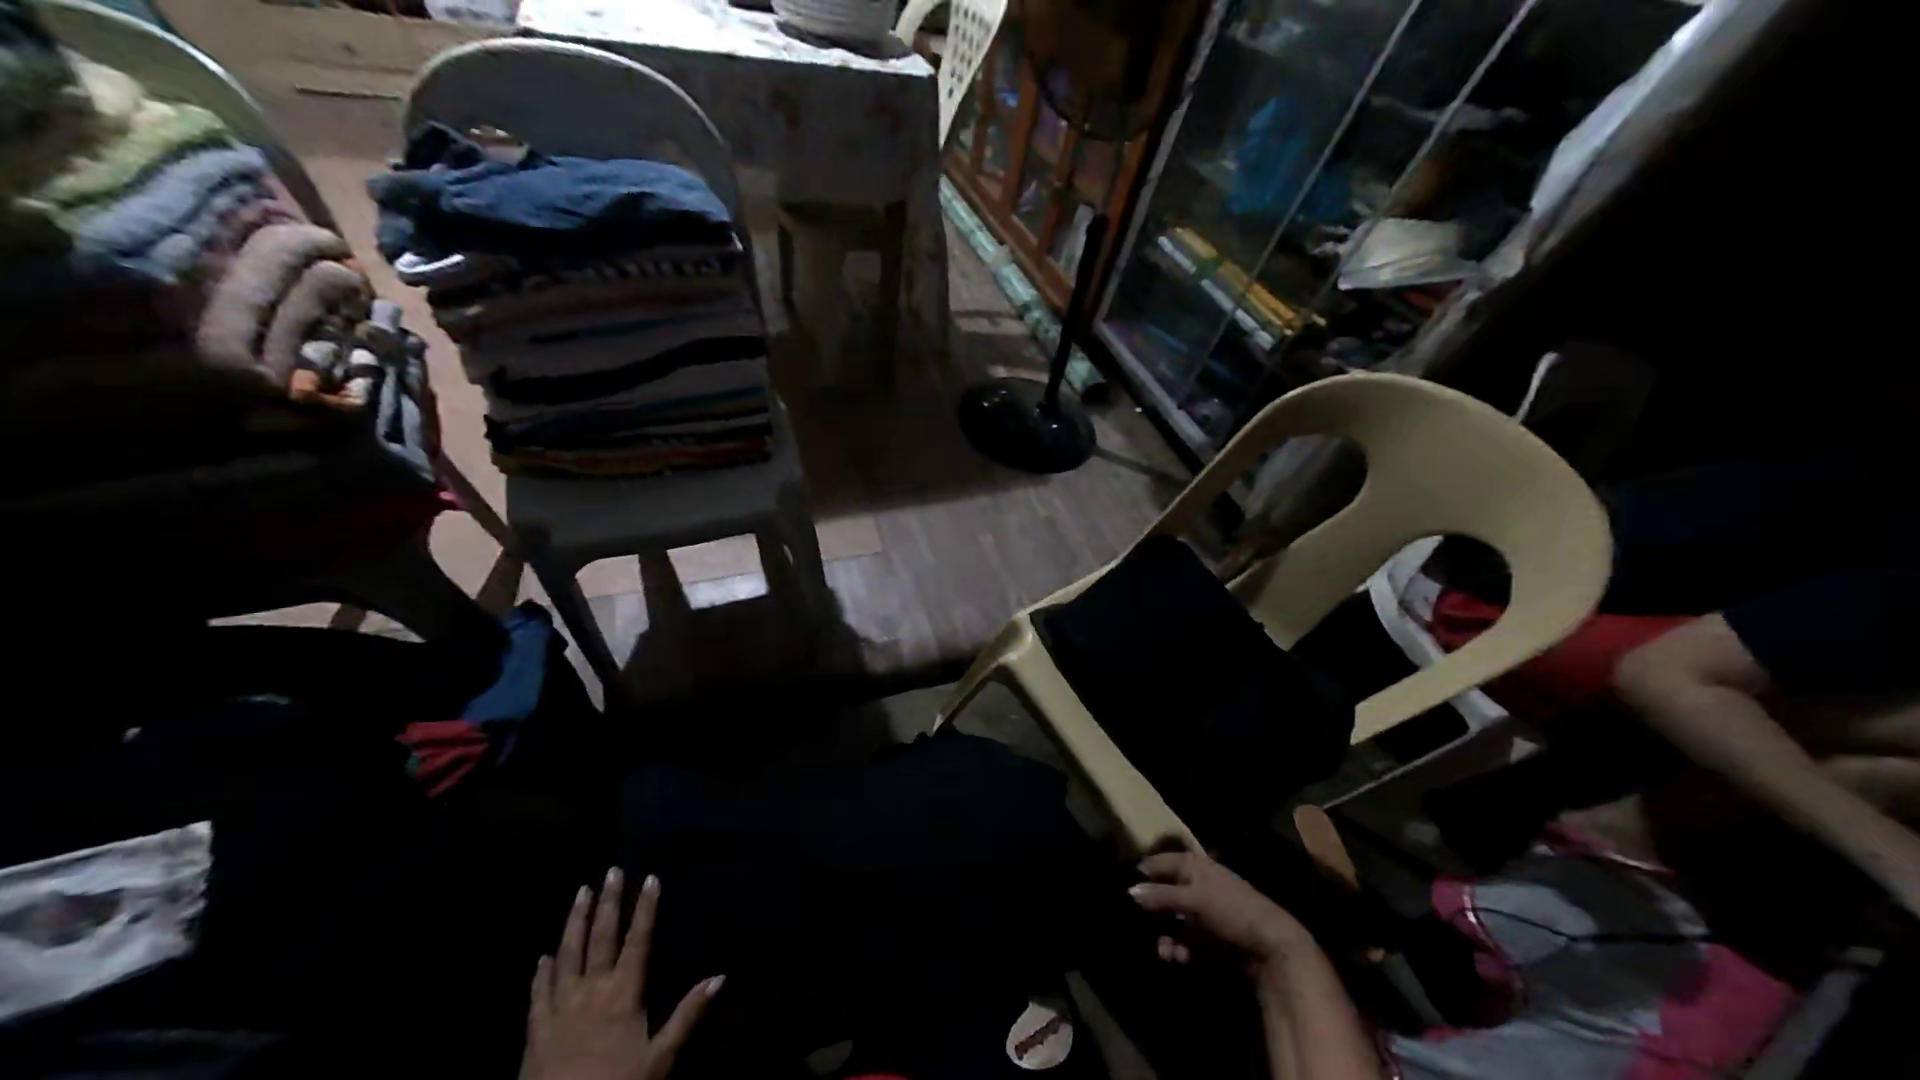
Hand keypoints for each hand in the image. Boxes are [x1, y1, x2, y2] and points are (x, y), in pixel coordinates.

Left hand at [520, 868, 723, 1079]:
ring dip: (574, 921)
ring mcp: (559, 1007)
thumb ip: (688, 1014)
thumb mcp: (660, 1058)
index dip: (645, 908)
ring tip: (580, 892)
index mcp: (623, 995)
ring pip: (567, 954)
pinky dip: (542, 971)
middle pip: (600, 938)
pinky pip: (538, 992)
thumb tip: (720, 976)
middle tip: (612, 871)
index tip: (650, 878)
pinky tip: (543, 956)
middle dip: (608, 902)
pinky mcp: (536, 1029)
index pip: (638, 941)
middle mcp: (591, 991)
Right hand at [1129, 852, 1312, 972]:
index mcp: (1190, 865)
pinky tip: (1178, 958)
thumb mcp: (1194, 899)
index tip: (1121, 894)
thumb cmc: (1232, 910)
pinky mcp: (1204, 936)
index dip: (1138, 878)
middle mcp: (1192, 883)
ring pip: (1168, 921)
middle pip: (1159, 895)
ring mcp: (1198, 911)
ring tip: (1165, 952)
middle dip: (1149, 914)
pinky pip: (1181, 939)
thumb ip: (1160, 895)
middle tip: (1137, 929)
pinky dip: (1177, 948)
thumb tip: (1129, 891)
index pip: (1154, 864)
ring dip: (1163, 937)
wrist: (1273, 949)